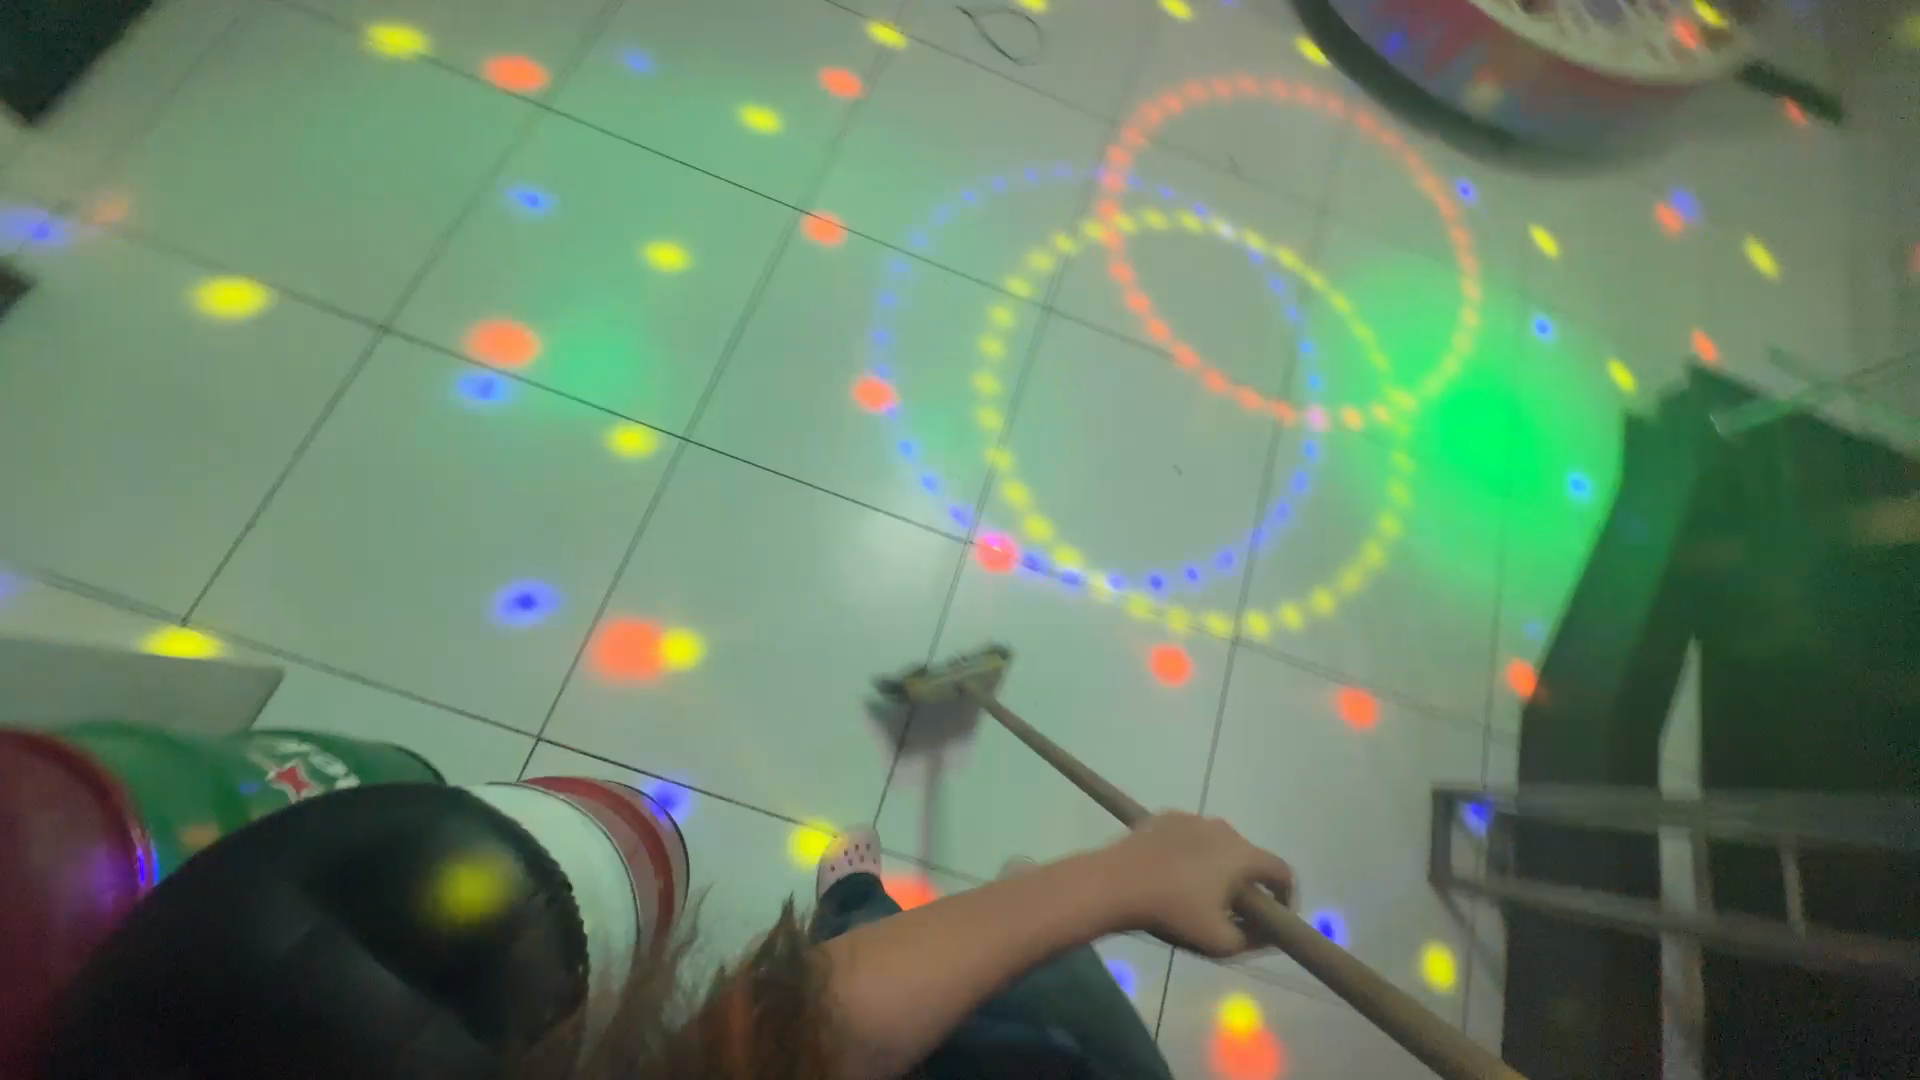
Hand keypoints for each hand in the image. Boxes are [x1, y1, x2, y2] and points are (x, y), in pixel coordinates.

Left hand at [1098, 812, 1294, 957]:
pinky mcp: (1164, 816)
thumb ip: (1255, 939)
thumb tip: (1267, 932)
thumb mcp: (1221, 941)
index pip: (1281, 871)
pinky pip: (1190, 836)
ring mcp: (1191, 818)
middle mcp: (1222, 828)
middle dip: (1248, 882)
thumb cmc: (1175, 911)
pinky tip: (1173, 873)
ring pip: (1217, 844)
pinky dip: (1191, 853)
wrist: (1118, 881)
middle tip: (1234, 909)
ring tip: (1199, 892)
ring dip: (1217, 865)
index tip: (1277, 916)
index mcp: (1242, 854)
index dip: (1286, 896)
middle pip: (1248, 856)